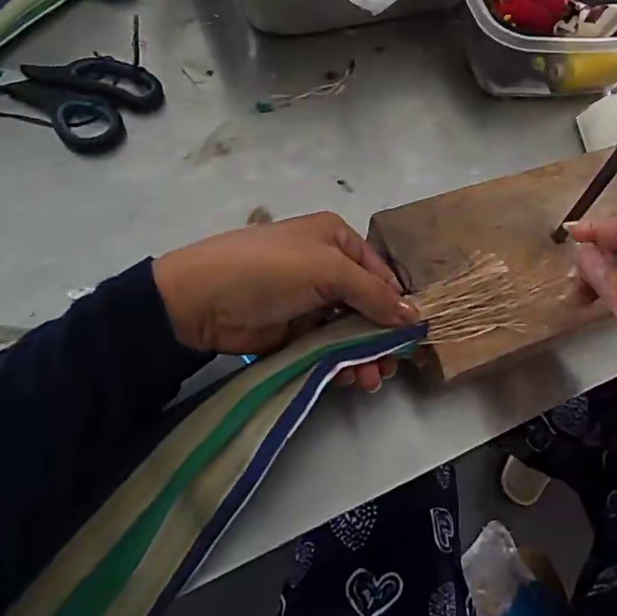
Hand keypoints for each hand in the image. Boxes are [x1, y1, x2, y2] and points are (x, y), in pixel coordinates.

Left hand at [152, 212, 420, 390]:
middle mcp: (323, 265)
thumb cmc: (269, 270)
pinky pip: (326, 347)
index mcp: (333, 237)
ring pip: (349, 329)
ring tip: (370, 378)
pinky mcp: (292, 330)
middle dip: (382, 334)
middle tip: (392, 364)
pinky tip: (350, 378)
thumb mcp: (327, 270)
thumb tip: (414, 316)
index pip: (379, 270)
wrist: (202, 300)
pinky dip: (341, 362)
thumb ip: (373, 294)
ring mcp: (307, 299)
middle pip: (367, 303)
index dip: (397, 302)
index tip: (414, 336)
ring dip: (364, 354)